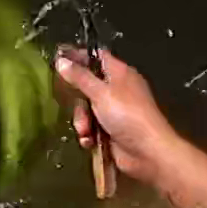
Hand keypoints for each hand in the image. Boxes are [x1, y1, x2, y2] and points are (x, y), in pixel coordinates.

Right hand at [54, 48, 185, 187]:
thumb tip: (61, 60)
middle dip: (79, 100)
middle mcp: (117, 89)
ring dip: (83, 121)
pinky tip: (90, 142)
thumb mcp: (101, 93)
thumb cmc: (127, 115)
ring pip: (87, 109)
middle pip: (87, 86)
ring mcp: (115, 111)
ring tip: (86, 131)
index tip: (59, 59)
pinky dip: (89, 134)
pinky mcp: (111, 130)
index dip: (79, 56)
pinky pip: (92, 127)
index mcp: (120, 73)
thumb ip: (80, 77)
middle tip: (76, 107)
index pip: (97, 56)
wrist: (148, 151)